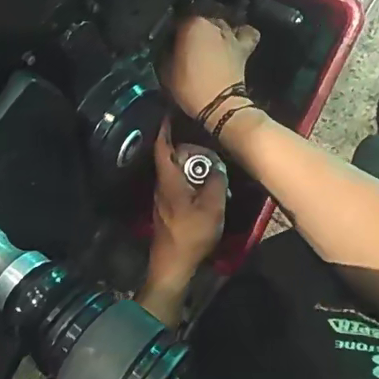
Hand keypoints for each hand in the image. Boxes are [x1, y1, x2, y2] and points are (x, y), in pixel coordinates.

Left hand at [145, 119, 226, 313]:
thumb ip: (215, 181)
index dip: (166, 128)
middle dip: (185, 146)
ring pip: (175, 173)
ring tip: (208, 159)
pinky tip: (204, 184)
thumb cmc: (191, 234)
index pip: (162, 146)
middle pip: (169, 158)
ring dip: (189, 164)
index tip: (172, 112)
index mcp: (168, 180)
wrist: (173, 266)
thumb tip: (217, 166)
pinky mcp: (168, 211)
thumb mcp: (212, 206)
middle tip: (204, 139)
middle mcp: (162, 186)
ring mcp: (163, 200)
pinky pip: (178, 186)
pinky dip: (190, 179)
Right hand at [164, 15, 260, 119]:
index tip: (170, 43)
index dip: (173, 32)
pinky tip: (234, 38)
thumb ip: (168, 51)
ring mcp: (230, 34)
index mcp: (192, 23)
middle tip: (188, 47)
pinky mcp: (244, 48)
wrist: (220, 105)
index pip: (178, 20)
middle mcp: (213, 23)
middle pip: (201, 20)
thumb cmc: (189, 86)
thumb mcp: (166, 69)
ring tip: (209, 44)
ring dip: (214, 32)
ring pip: (221, 25)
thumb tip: (169, 47)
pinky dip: (240, 33)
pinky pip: (245, 33)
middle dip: (194, 31)